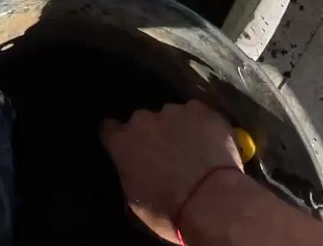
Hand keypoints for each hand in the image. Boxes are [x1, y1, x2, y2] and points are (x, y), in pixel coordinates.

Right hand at [99, 101, 243, 243]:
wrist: (212, 203)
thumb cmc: (170, 212)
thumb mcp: (136, 203)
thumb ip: (129, 175)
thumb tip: (133, 170)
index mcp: (123, 142)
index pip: (109, 129)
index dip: (118, 137)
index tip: (127, 148)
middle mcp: (143, 120)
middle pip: (142, 122)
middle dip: (151, 136)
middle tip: (166, 158)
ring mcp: (173, 110)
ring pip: (171, 117)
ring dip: (177, 130)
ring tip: (194, 153)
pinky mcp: (201, 109)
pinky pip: (197, 115)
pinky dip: (201, 127)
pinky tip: (212, 145)